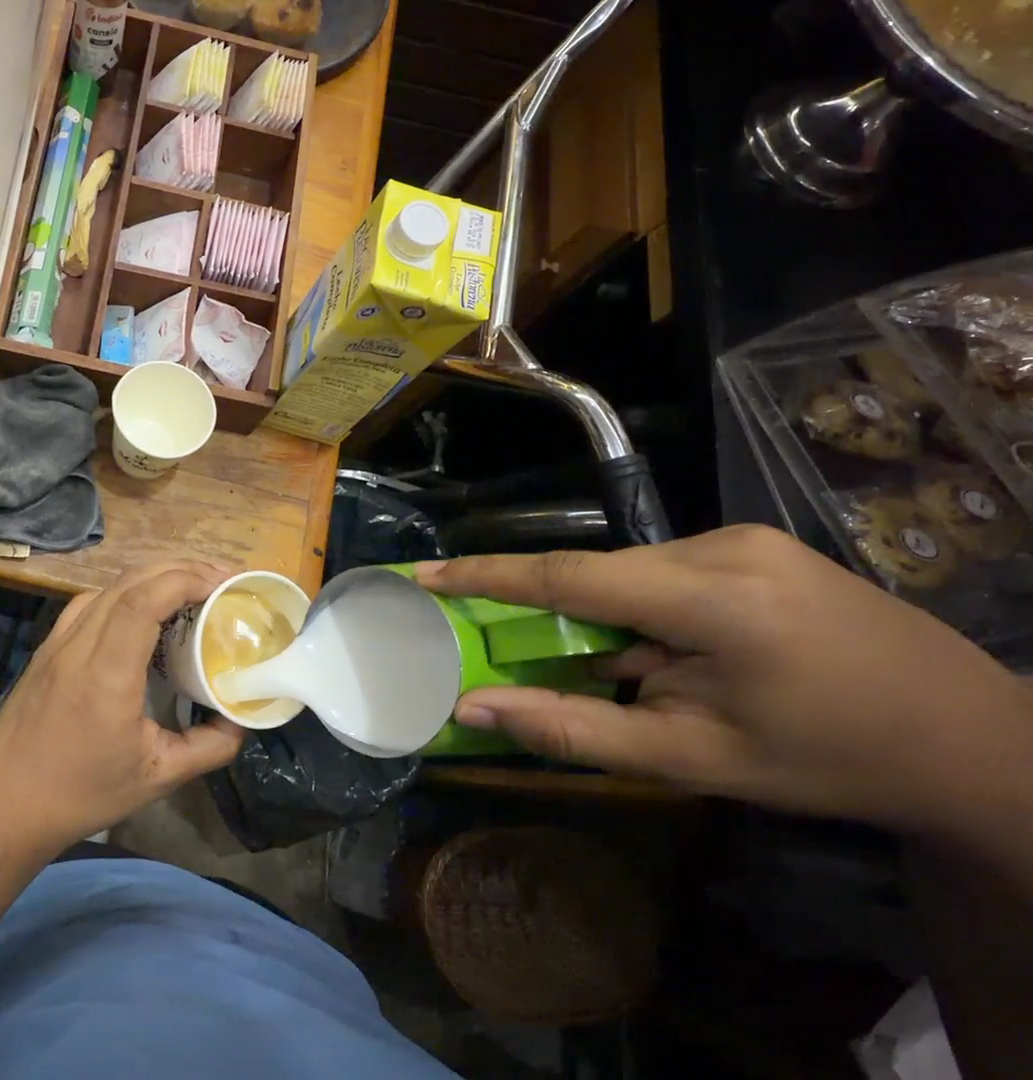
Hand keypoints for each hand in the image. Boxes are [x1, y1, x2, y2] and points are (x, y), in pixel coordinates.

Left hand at [0, 561, 248, 853]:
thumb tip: (240, 720)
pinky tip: (142, 614)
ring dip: (151, 578)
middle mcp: (77, 647)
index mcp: (106, 674)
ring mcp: (56, 644)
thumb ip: (209, 747)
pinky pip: (88, 604)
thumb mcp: (159, 777)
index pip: (143, 600)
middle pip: (128, 581)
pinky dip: (123, 595)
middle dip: (179, 570)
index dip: (186, 579)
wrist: (9, 800)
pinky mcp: (46, 649)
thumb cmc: (84, 792)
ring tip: (188, 591)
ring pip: (106, 587)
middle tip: (220, 581)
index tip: (224, 584)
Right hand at [417, 526, 1032, 839]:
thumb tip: (474, 707)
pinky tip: (666, 659)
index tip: (419, 575)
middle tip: (513, 654)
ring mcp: (750, 542)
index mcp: (713, 597)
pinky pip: (665, 574)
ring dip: (601, 619)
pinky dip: (639, 613)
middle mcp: (726, 547)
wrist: (980, 745)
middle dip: (549, 614)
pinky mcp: (762, 550)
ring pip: (628, 573)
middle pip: (596, 573)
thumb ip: (572, 729)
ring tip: (625, 677)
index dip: (484, 576)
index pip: (567, 576)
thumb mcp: (692, 759)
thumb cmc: (830, 761)